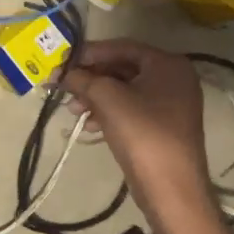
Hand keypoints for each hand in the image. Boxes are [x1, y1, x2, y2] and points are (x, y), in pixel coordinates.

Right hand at [62, 39, 210, 209]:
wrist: (170, 186)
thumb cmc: (141, 131)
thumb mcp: (105, 97)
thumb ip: (81, 78)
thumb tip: (60, 73)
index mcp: (168, 64)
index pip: (121, 47)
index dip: (88, 52)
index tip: (62, 62)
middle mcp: (174, 79)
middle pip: (121, 68)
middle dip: (90, 78)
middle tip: (64, 87)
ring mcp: (171, 103)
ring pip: (123, 89)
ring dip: (94, 96)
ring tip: (74, 111)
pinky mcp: (163, 124)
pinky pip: (130, 108)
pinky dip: (107, 111)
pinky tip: (90, 125)